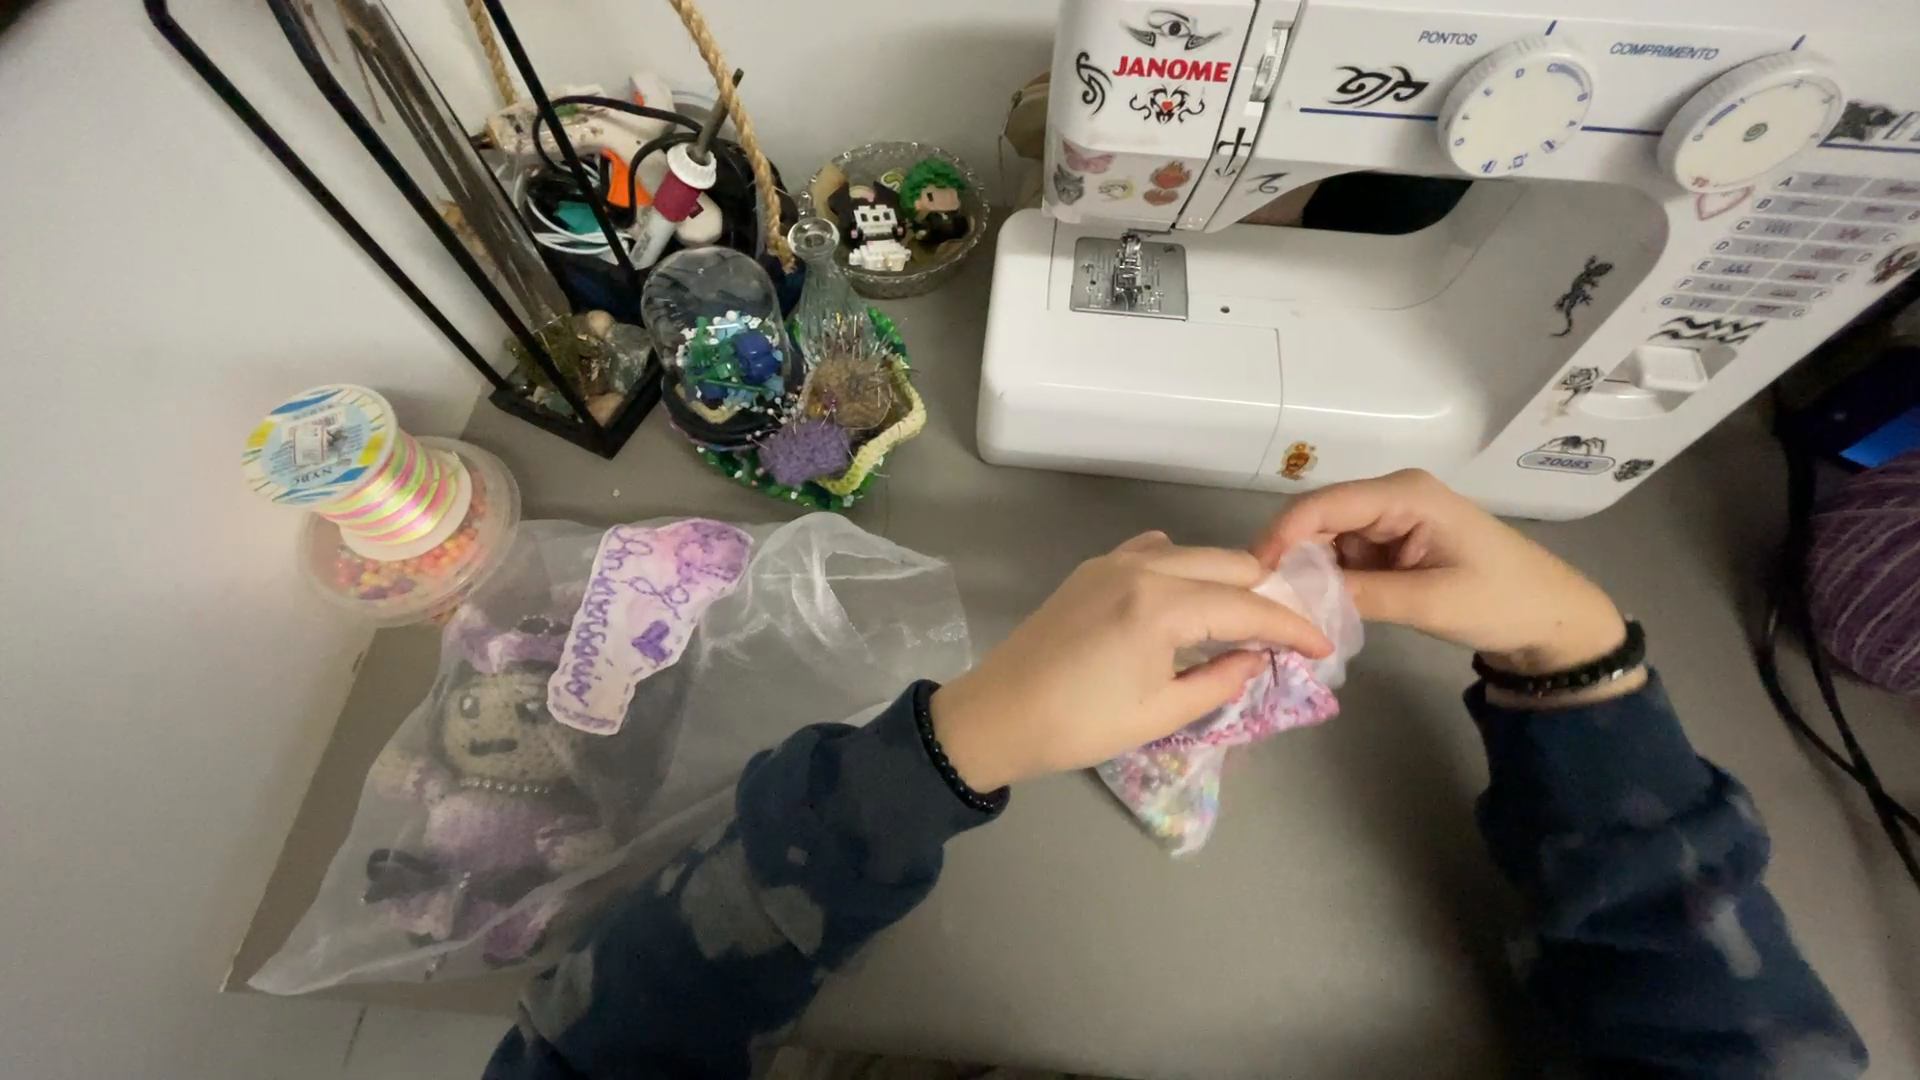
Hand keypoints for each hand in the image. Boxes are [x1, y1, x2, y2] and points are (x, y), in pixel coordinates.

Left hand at [928, 533, 1333, 790]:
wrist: (998, 714)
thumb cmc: (1079, 725)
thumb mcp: (1161, 713)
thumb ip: (1221, 679)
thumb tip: (1258, 656)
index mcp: (1161, 605)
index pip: (1247, 606)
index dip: (1291, 628)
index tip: (1322, 647)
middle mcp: (1141, 567)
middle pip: (1226, 564)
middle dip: (1265, 594)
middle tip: (1286, 632)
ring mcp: (1111, 561)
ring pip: (1191, 552)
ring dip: (1225, 577)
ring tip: (1242, 616)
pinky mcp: (1091, 568)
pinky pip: (1151, 551)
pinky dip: (1181, 565)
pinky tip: (1185, 592)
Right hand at [1251, 470, 1628, 677]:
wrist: (1554, 623)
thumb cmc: (1504, 602)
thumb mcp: (1431, 602)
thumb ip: (1360, 594)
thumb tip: (1293, 598)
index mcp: (1404, 495)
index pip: (1323, 505)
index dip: (1282, 534)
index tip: (1254, 574)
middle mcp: (1388, 498)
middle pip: (1315, 518)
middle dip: (1286, 554)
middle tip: (1261, 596)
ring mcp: (1385, 520)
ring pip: (1320, 539)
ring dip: (1302, 570)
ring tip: (1282, 605)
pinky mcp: (1385, 544)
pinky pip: (1337, 556)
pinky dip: (1321, 579)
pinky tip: (1310, 603)